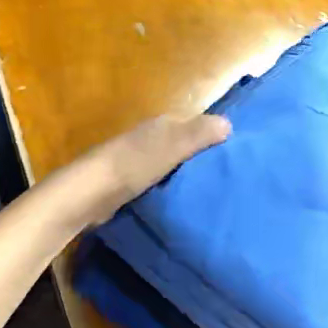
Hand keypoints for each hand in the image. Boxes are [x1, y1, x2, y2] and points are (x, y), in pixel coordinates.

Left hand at [55, 113, 231, 227]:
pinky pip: (160, 182)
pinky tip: (184, 203)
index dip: (215, 138)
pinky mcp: (130, 183)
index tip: (237, 158)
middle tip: (229, 180)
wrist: (90, 192)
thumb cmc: (134, 164)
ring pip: (173, 165)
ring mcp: (138, 160)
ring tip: (212, 195)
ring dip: (187, 176)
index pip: (196, 126)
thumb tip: (229, 123)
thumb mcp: (172, 145)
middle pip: (184, 145)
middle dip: (202, 158)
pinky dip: (171, 189)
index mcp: (162, 124)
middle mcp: (150, 137)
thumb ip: (199, 133)